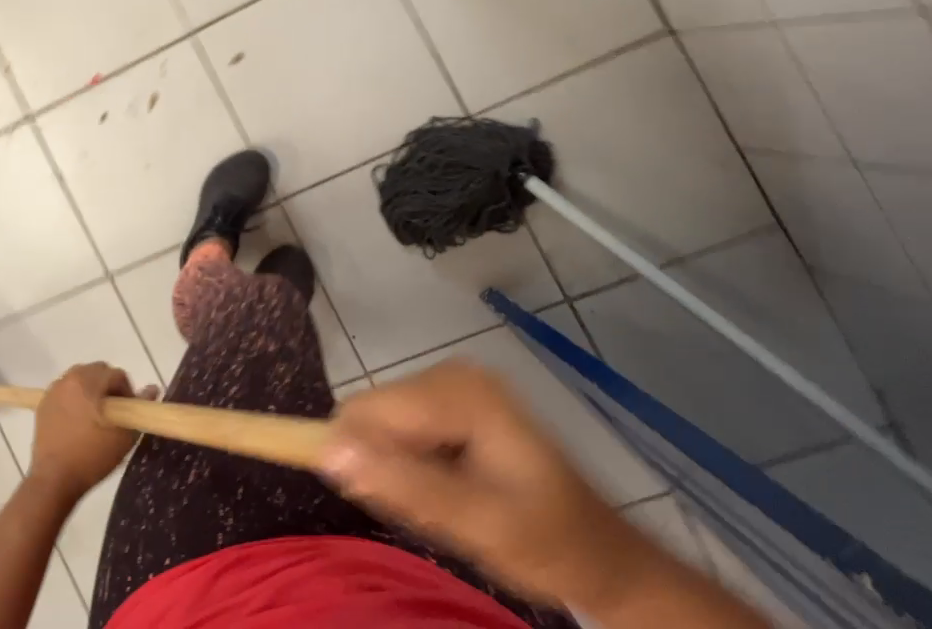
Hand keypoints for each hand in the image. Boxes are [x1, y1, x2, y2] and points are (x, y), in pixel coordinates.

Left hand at [27, 363, 156, 500]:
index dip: (127, 391)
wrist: (55, 478)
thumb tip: (152, 389)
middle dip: (109, 386)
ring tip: (97, 417)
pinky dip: (75, 398)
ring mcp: (52, 391)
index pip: (116, 374)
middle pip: (96, 371)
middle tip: (115, 412)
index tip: (129, 412)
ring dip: (91, 390)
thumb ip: (138, 408)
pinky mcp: (43, 404)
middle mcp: (68, 379)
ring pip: (79, 379)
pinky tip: (79, 422)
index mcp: (87, 382)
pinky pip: (65, 391)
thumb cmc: (93, 457)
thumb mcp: (124, 435)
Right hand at [316, 361, 664, 611]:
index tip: (391, 503)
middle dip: (384, 465)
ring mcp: (449, 385)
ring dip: (395, 468)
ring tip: (440, 502)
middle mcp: (449, 374)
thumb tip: (325, 453)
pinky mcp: (446, 402)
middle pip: (369, 414)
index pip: (364, 412)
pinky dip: (407, 463)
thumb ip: (403, 486)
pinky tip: (445, 487)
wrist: (605, 557)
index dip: (362, 459)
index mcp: (460, 392)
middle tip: (428, 509)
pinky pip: (394, 428)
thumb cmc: (549, 542)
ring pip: (376, 424)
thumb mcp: (478, 524)